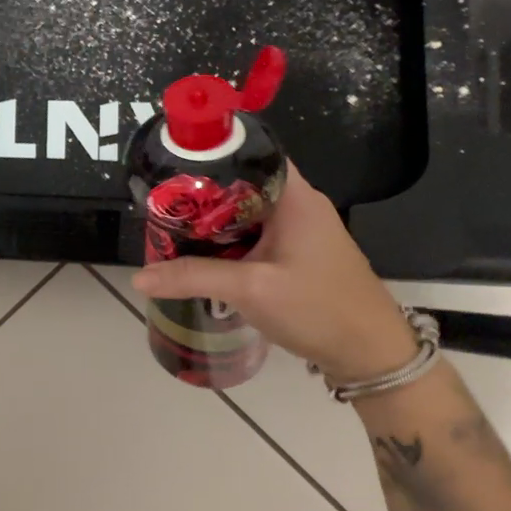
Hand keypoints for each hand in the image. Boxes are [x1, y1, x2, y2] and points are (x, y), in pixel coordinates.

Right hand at [130, 164, 417, 382]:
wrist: (371, 355)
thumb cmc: (320, 309)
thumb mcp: (251, 290)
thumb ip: (193, 278)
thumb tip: (138, 278)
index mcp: (295, 199)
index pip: (251, 155)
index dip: (211, 154)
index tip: (171, 164)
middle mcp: (297, 207)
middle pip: (240, 184)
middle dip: (199, 193)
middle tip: (159, 202)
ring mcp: (296, 232)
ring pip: (241, 213)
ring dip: (208, 221)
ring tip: (168, 226)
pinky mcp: (293, 255)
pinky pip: (249, 236)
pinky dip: (222, 241)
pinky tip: (196, 254)